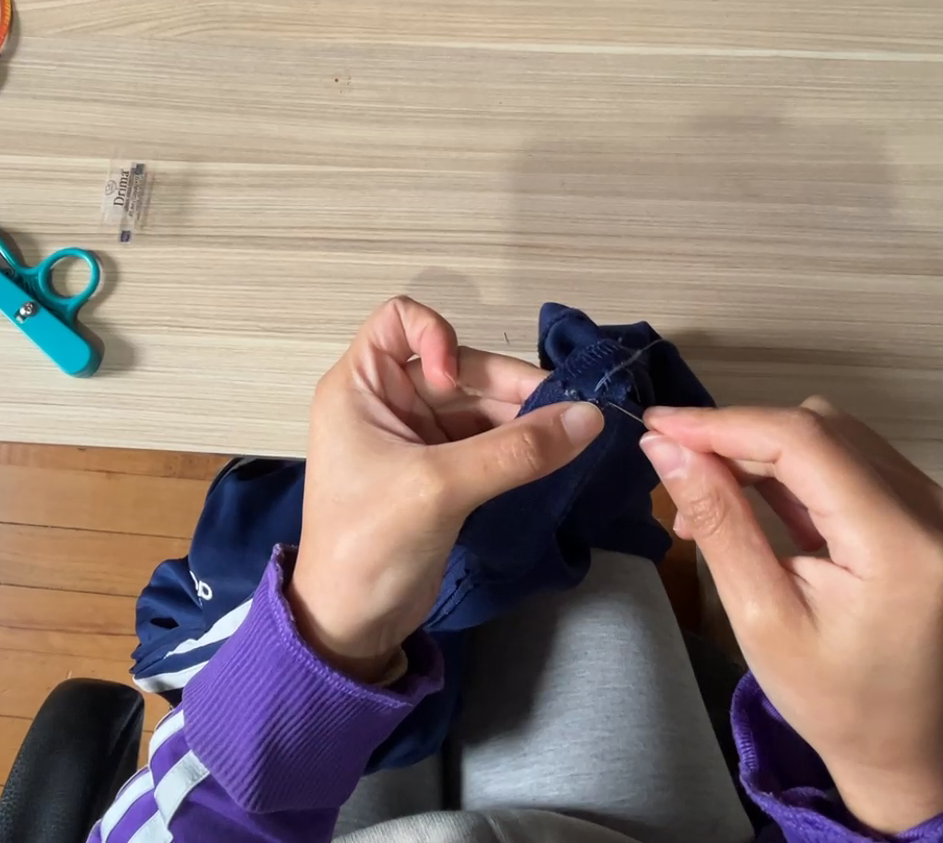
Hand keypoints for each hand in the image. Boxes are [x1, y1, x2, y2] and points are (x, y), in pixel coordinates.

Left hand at [291, 296, 604, 681]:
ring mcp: (414, 434)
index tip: (453, 382)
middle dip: (506, 386)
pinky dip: (516, 443)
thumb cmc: (371, 543)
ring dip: (521, 417)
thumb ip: (515, 451)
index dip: (436, 335)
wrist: (351, 622)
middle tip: (569, 414)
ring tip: (572, 436)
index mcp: (360, 386)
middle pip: (456, 365)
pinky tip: (554, 454)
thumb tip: (591, 416)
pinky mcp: (438, 468)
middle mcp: (386, 399)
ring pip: (477, 403)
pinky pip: (484, 438)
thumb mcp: (439, 488)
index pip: (399, 320)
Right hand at [641, 399, 942, 833]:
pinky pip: (848, 459)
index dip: (723, 423)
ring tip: (710, 498)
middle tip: (676, 470)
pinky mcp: (934, 514)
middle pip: (817, 430)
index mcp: (904, 546)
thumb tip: (663, 447)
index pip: (804, 441)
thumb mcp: (757, 613)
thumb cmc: (828, 696)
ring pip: (830, 436)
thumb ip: (717, 519)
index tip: (657, 424)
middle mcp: (941, 513)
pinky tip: (751, 499)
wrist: (906, 753)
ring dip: (759, 452)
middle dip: (735, 439)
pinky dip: (789, 468)